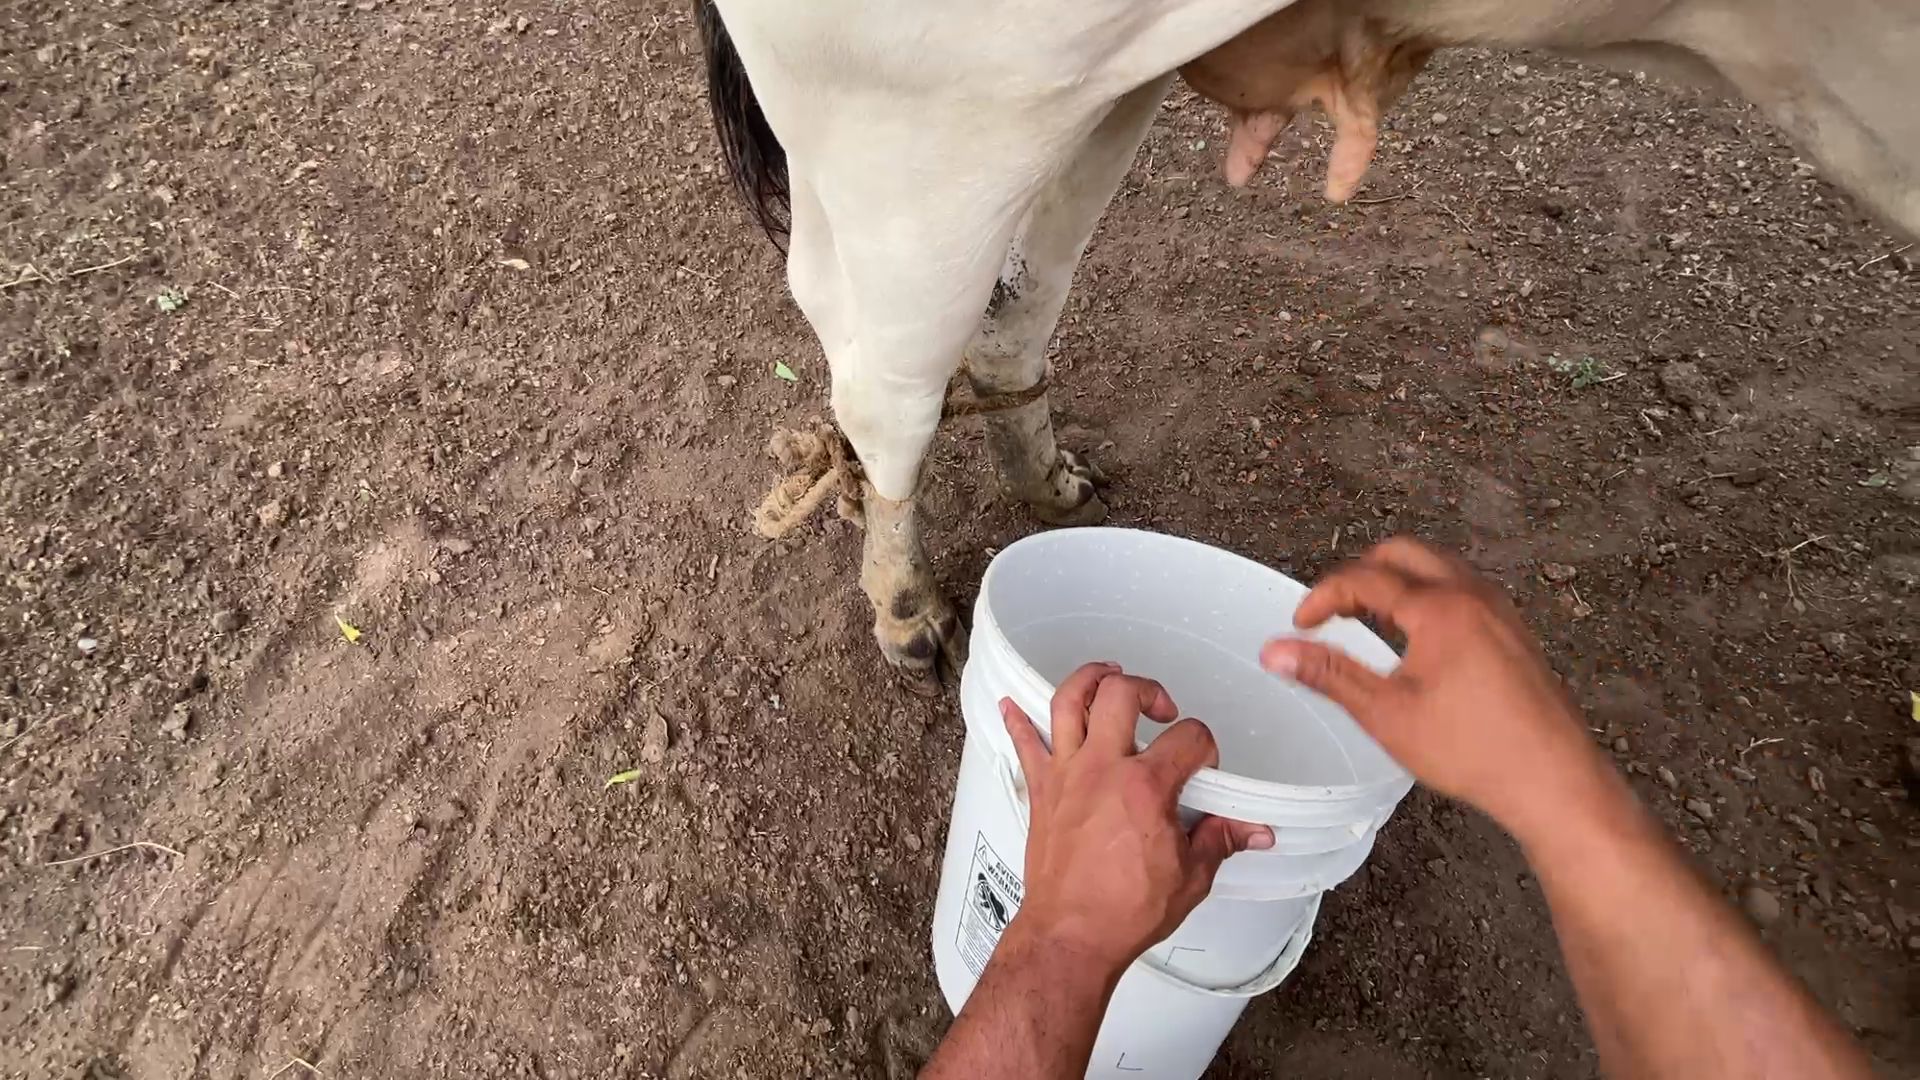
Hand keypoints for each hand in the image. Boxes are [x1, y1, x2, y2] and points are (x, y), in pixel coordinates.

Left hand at [1000, 663, 1272, 974]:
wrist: (1071, 933)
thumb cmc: (1124, 910)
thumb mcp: (1190, 878)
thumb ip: (1220, 841)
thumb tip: (1252, 829)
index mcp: (1145, 786)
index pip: (1189, 738)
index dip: (1204, 745)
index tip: (1203, 763)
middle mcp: (1103, 767)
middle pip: (1121, 694)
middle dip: (1147, 688)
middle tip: (1160, 706)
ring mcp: (1067, 772)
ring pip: (1068, 702)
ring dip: (1088, 679)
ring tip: (1106, 675)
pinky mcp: (1041, 787)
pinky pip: (1023, 743)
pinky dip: (1017, 721)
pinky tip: (1011, 704)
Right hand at [1259, 538, 1604, 837]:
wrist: (1558, 786)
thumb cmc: (1473, 751)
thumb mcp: (1384, 712)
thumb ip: (1326, 673)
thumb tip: (1274, 652)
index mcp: (1440, 609)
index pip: (1363, 577)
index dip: (1322, 596)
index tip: (1301, 623)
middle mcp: (1473, 596)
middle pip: (1401, 553)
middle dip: (1357, 574)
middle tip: (1332, 611)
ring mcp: (1499, 610)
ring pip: (1433, 565)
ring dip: (1392, 580)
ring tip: (1365, 620)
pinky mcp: (1513, 629)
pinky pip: (1458, 586)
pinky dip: (1422, 593)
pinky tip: (1410, 636)